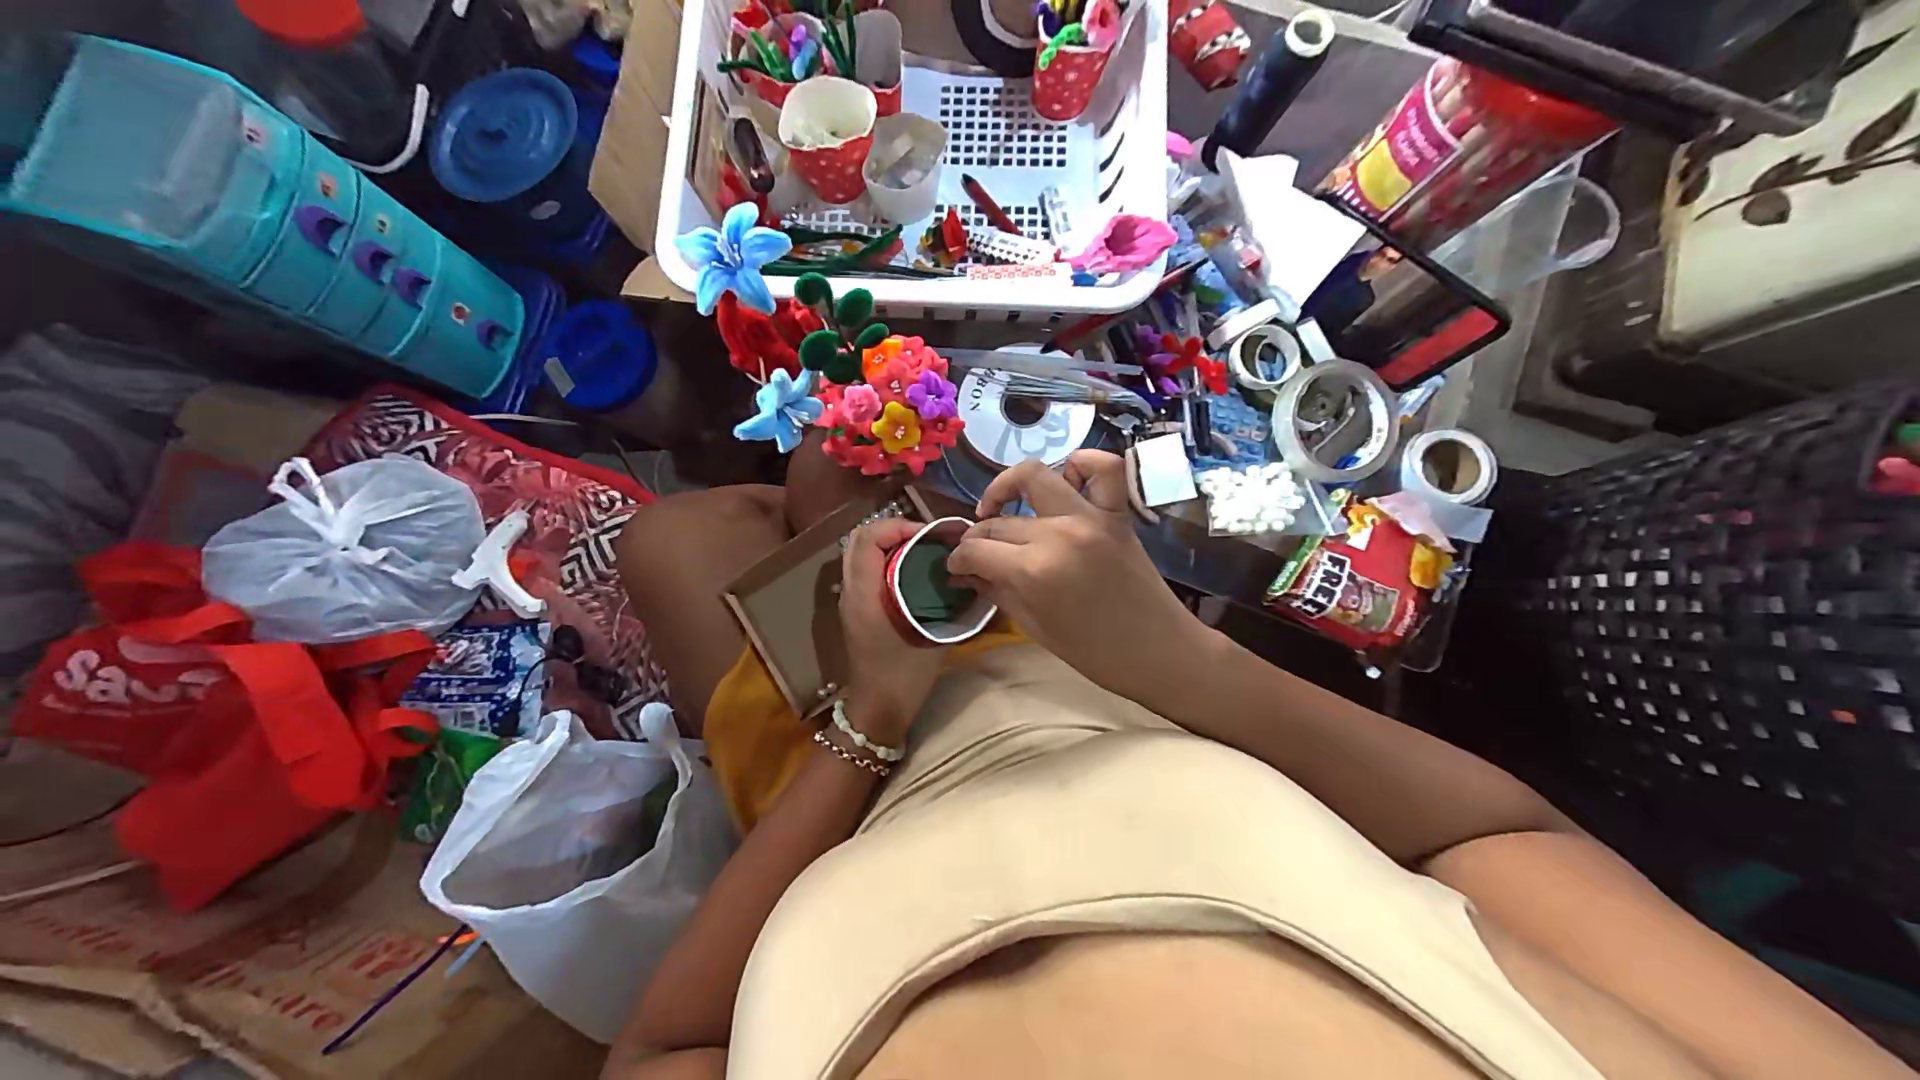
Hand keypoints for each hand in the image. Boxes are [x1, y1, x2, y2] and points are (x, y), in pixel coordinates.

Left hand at [838, 517, 947, 747]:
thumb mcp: (931, 635)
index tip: (928, 535)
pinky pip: (863, 570)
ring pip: (859, 553)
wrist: (878, 711)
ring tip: (921, 552)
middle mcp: (850, 591)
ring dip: (887, 545)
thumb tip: (961, 571)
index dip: (897, 526)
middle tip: (925, 540)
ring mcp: (849, 600)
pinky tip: (911, 573)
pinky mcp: (855, 610)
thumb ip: (941, 599)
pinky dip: (884, 560)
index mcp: (864, 594)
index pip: (868, 538)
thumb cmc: (904, 675)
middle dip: (892, 530)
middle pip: (859, 539)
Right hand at [946, 452, 1214, 704]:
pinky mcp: (1117, 513)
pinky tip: (1063, 481)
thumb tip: (962, 572)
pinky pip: (1101, 467)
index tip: (955, 566)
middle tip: (977, 553)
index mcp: (1033, 571)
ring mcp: (1090, 517)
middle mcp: (1058, 533)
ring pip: (1035, 476)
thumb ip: (994, 590)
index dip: (958, 559)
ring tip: (999, 506)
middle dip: (978, 537)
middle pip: (1000, 521)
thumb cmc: (1094, 652)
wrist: (1160, 651)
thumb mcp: (1033, 626)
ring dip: (1007, 486)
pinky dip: (1081, 463)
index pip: (977, 551)